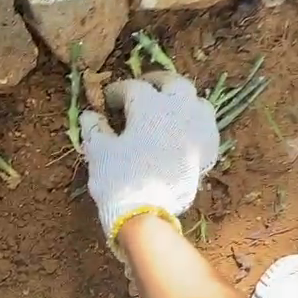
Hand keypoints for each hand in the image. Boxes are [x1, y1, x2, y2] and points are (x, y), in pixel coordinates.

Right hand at [78, 73, 220, 242]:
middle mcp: (180, 108)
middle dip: (155, 83)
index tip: (105, 100)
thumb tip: (90, 115)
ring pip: (196, 101)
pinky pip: (204, 128)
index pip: (131, 88)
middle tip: (141, 89)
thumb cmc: (118, 178)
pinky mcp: (208, 150)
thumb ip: (95, 129)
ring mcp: (199, 128)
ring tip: (167, 107)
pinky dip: (193, 125)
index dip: (116, 92)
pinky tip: (183, 133)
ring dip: (180, 100)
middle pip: (172, 84)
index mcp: (150, 105)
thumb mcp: (99, 152)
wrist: (146, 213)